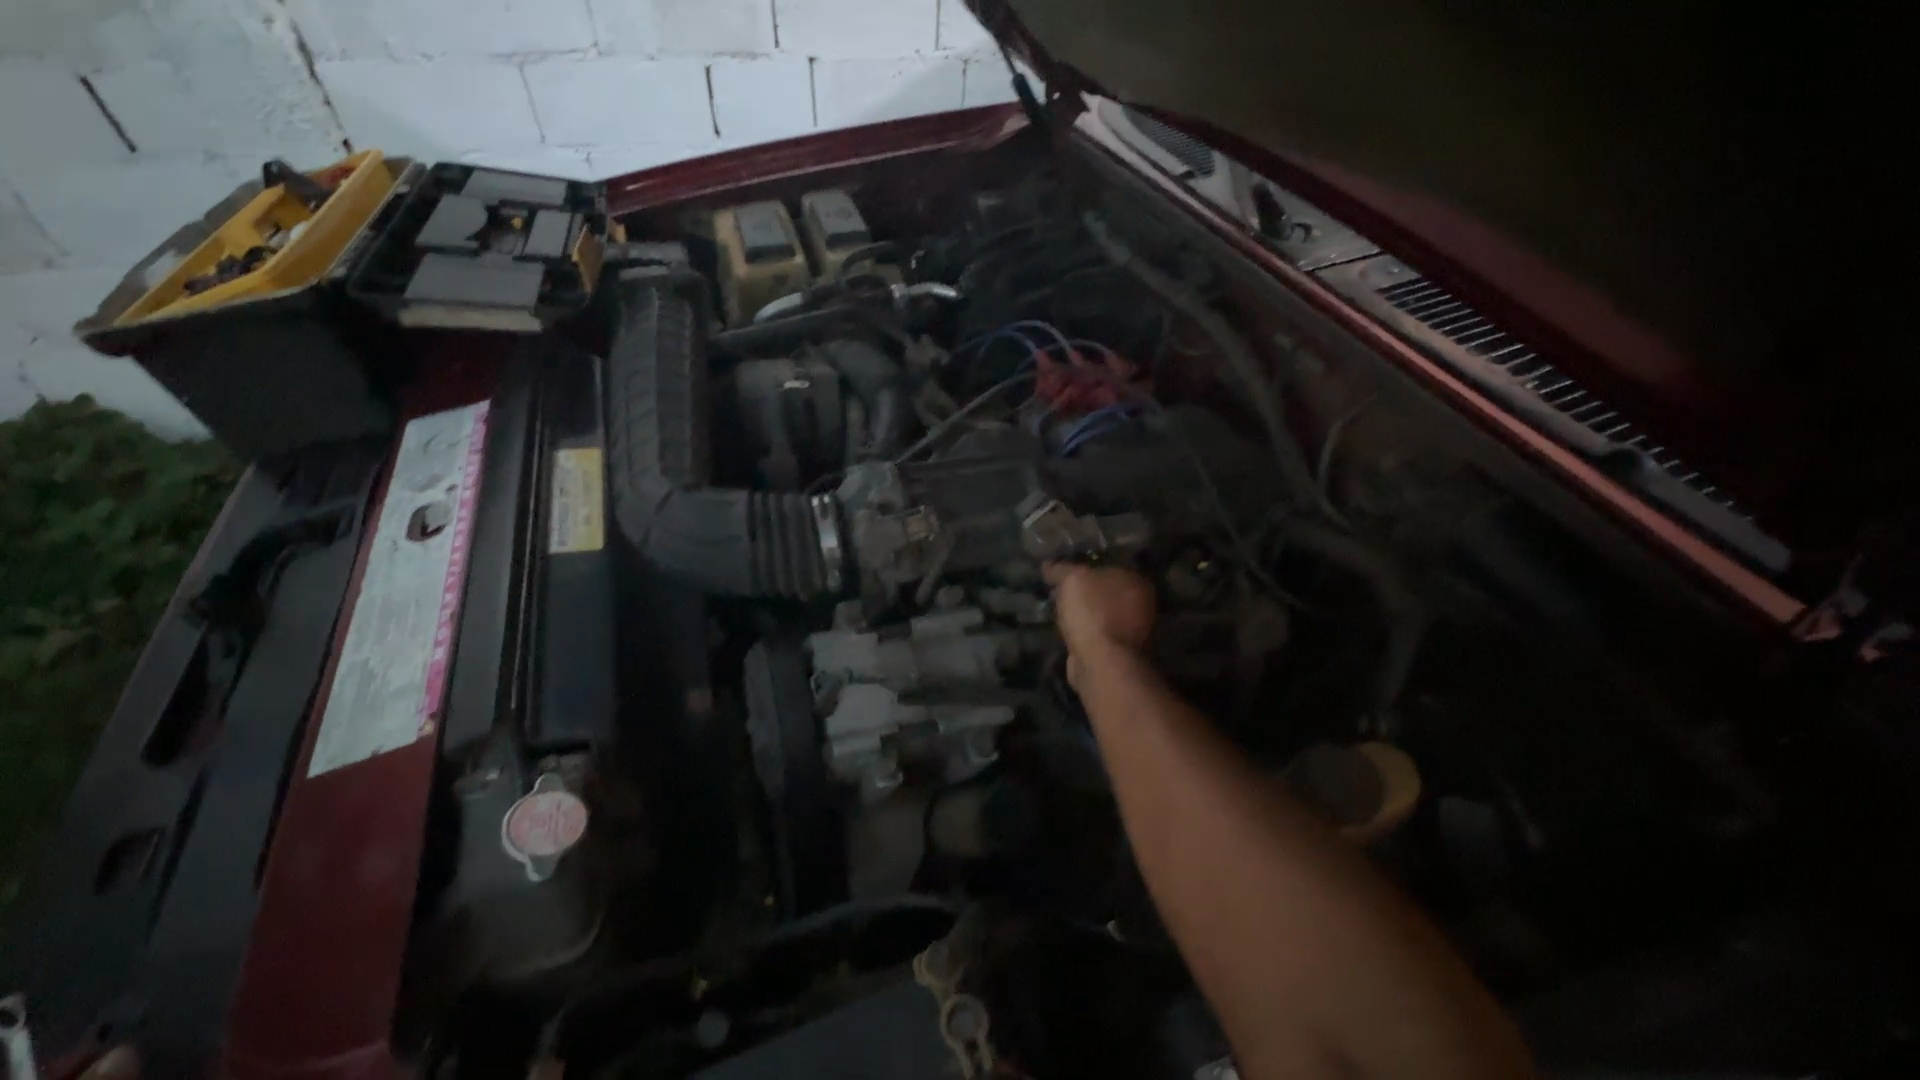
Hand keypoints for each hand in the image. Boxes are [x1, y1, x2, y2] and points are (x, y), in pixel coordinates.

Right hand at [1043, 562, 1155, 689]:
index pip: (1110, 567)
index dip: (1086, 568)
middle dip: (1087, 593)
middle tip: (1060, 593)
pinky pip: (1100, 635)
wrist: (1100, 662)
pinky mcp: (1121, 652)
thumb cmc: (1092, 612)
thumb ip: (1061, 568)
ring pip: (1104, 615)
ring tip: (1061, 614)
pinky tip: (1070, 633)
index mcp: (1137, 581)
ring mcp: (1135, 631)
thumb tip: (1048, 565)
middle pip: (1108, 592)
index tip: (1065, 574)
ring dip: (1086, 615)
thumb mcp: (1071, 580)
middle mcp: (1143, 605)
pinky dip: (1087, 634)